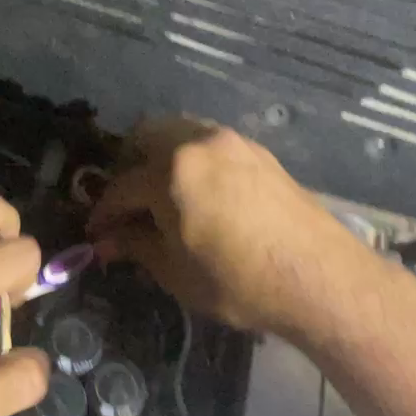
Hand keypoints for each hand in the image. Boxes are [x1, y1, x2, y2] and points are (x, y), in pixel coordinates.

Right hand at [88, 117, 389, 343]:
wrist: (320, 279)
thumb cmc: (238, 281)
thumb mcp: (175, 271)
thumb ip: (136, 246)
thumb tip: (107, 241)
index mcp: (171, 171)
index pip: (121, 188)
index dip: (103, 214)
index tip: (95, 235)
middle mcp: (198, 142)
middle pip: (146, 137)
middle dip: (128, 168)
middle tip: (128, 206)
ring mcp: (232, 142)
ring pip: (180, 133)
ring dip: (161, 159)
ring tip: (163, 199)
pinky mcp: (258, 152)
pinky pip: (209, 144)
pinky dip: (192, 161)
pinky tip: (200, 196)